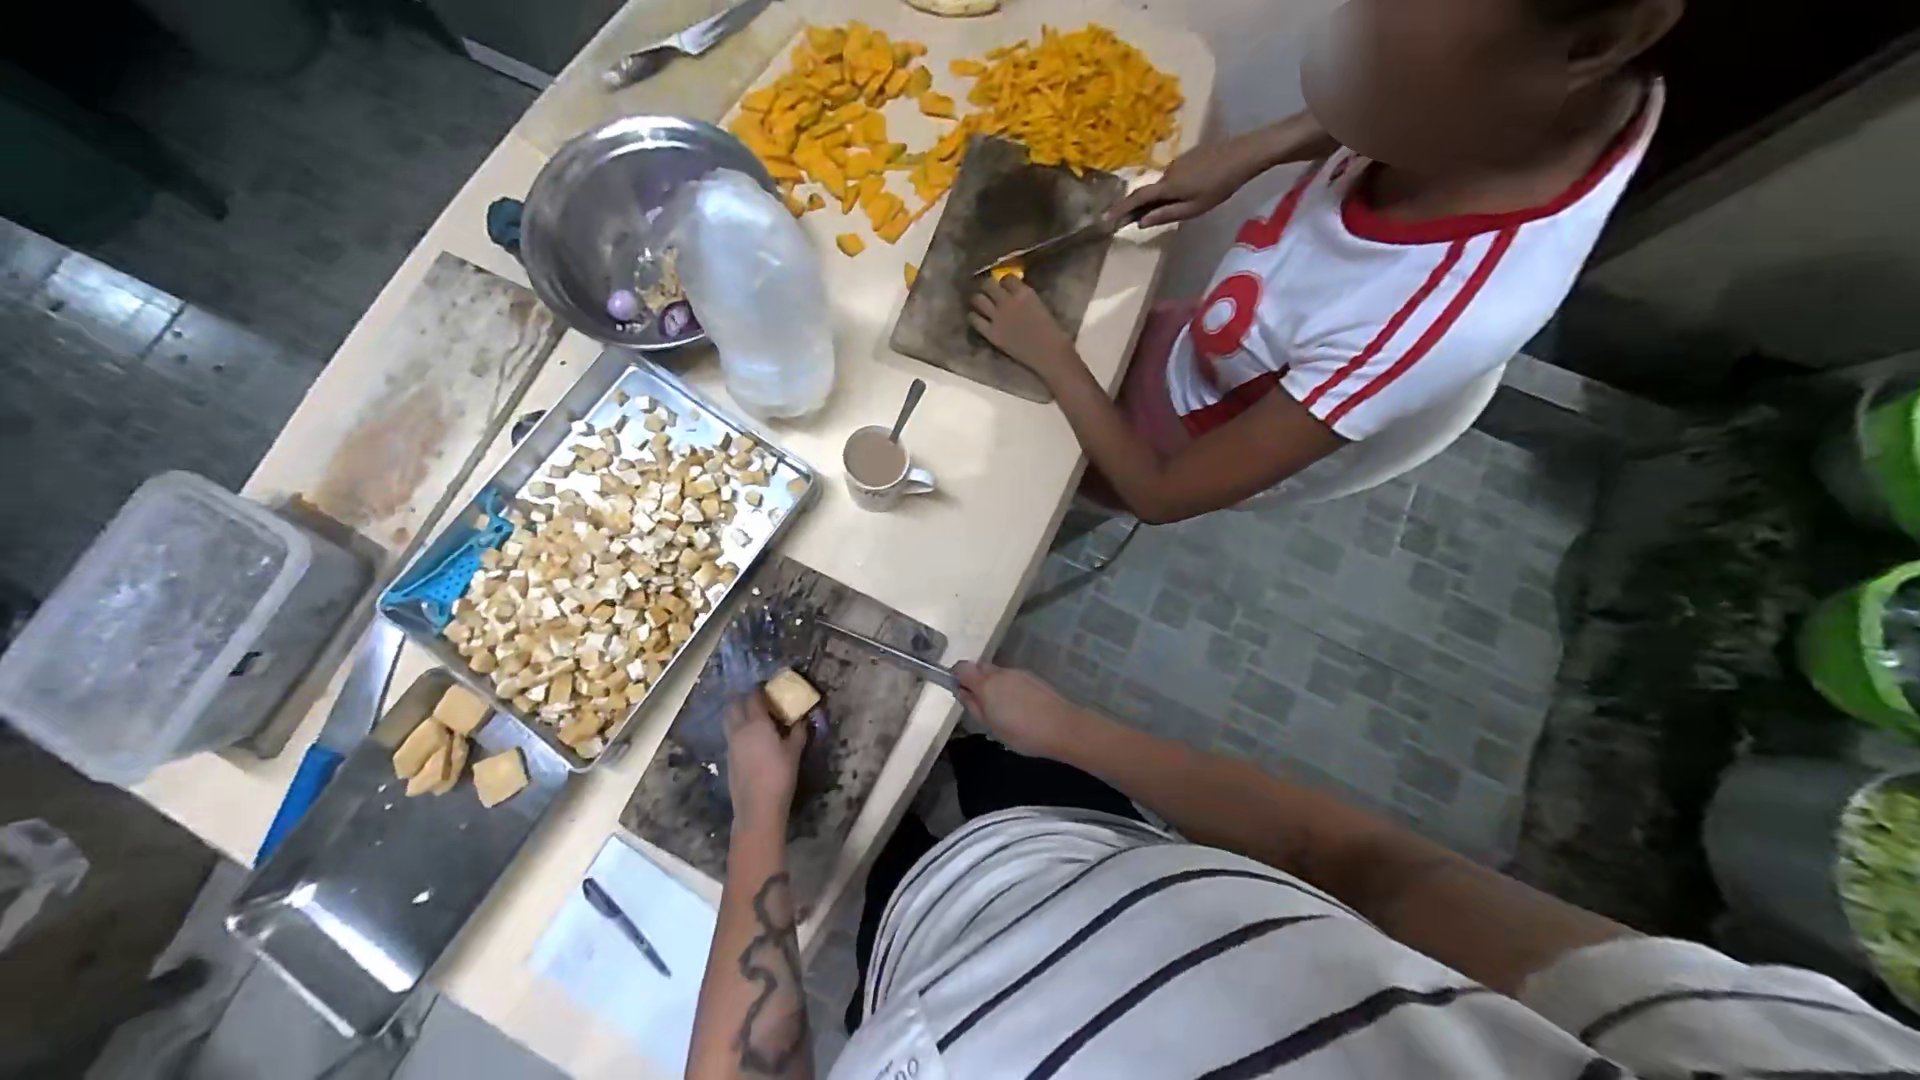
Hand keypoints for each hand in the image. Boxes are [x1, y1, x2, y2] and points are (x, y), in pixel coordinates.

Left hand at [724, 690, 807, 830]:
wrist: (758, 807)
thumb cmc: (780, 775)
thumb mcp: (794, 751)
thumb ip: (798, 732)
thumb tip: (803, 719)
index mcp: (756, 723)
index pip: (754, 698)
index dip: (760, 690)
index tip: (768, 688)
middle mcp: (739, 729)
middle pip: (735, 705)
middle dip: (744, 698)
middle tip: (758, 699)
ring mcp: (731, 744)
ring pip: (729, 719)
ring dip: (738, 712)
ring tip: (753, 716)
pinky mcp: (728, 757)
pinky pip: (730, 733)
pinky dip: (738, 727)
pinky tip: (751, 737)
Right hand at [952, 661, 1092, 759]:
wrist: (1062, 727)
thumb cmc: (1022, 732)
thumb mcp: (990, 725)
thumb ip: (972, 705)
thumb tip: (961, 691)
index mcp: (985, 682)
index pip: (962, 667)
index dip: (956, 676)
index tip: (958, 690)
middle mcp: (1000, 672)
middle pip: (979, 668)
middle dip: (974, 680)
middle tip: (978, 703)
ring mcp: (1018, 673)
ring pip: (996, 673)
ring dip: (992, 685)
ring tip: (1000, 709)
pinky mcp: (1032, 678)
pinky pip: (1011, 678)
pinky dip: (1008, 688)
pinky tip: (1017, 707)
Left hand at [968, 277, 1084, 384]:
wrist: (1049, 354)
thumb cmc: (1052, 331)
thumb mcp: (1040, 305)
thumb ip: (1025, 298)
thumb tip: (1014, 294)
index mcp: (1023, 293)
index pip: (1006, 277)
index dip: (1004, 281)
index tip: (1004, 285)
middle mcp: (1007, 301)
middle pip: (988, 284)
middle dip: (988, 286)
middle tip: (988, 292)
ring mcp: (997, 317)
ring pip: (978, 299)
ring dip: (978, 299)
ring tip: (980, 303)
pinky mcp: (991, 333)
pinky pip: (975, 320)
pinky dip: (974, 317)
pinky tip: (976, 318)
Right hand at [1109, 129, 1287, 227]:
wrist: (1245, 153)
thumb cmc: (1220, 186)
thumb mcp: (1193, 208)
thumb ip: (1165, 215)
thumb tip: (1140, 223)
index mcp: (1167, 186)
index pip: (1137, 199)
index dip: (1119, 209)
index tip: (1104, 218)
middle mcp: (1168, 171)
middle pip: (1147, 191)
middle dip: (1134, 207)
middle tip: (1124, 223)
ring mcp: (1178, 162)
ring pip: (1161, 184)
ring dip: (1153, 198)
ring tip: (1149, 214)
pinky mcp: (1189, 157)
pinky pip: (1172, 176)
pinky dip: (1166, 188)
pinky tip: (1175, 196)